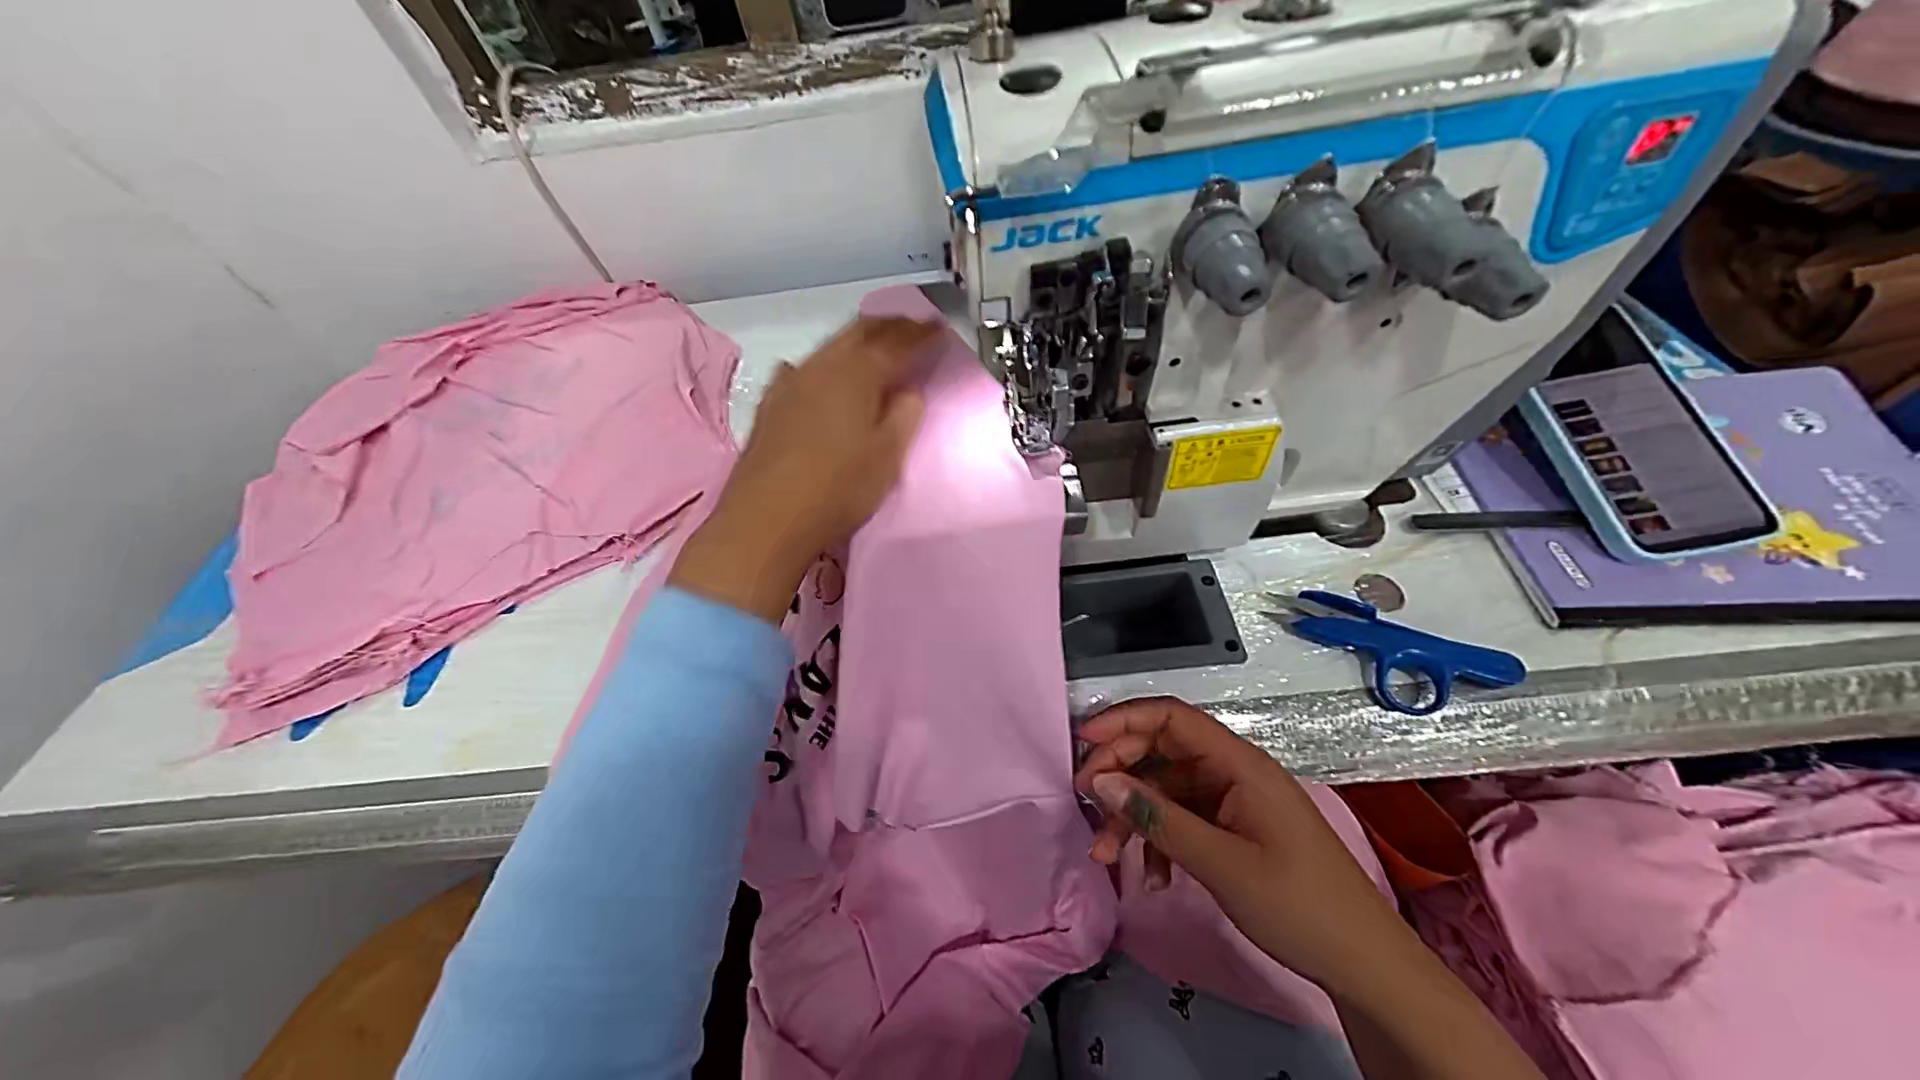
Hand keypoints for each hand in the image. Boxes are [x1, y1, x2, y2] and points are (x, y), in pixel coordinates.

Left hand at [668, 317, 939, 621]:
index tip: (937, 326)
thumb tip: (909, 391)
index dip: (920, 333)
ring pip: (829, 348)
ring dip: (856, 342)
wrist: (767, 519)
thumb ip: (904, 417)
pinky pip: (803, 370)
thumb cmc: (838, 489)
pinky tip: (820, 376)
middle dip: (887, 326)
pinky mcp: (770, 405)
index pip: (895, 342)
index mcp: (856, 375)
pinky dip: (823, 365)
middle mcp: (821, 367)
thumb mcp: (887, 457)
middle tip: (910, 327)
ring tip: (874, 349)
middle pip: (858, 332)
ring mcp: (790, 383)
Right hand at [1074, 697, 1421, 997]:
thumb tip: (1102, 782)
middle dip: (1119, 774)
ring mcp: (1232, 801)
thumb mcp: (1222, 863)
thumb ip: (1158, 818)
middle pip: (1161, 752)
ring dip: (1133, 817)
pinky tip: (1150, 876)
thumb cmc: (1300, 905)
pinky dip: (1158, 841)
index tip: (1084, 741)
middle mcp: (1232, 772)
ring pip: (1164, 790)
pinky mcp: (1232, 828)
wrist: (1364, 964)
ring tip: (1107, 854)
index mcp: (1239, 763)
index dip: (1123, 720)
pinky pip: (1181, 820)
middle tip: (1086, 803)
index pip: (1172, 717)